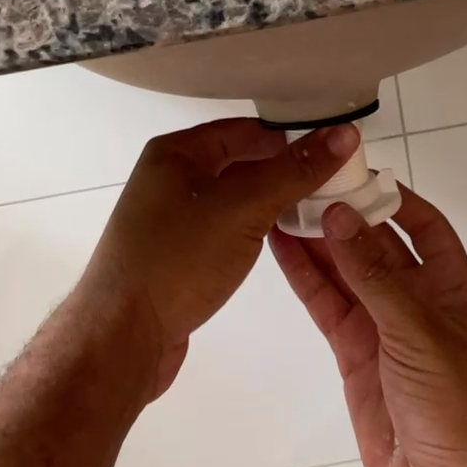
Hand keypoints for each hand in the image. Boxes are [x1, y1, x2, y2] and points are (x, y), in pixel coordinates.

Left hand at [77, 118, 359, 401]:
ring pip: (233, 197)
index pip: (245, 130)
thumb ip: (295, 171)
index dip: (290, 135)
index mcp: (175, 152)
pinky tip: (281, 238)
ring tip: (320, 207)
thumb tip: (344, 133)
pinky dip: (253, 227)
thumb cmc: (178, 259)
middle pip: (239, 161)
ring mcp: (169, 218)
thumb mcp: (243, 208)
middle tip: (337, 179)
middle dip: (285, 169)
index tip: (336, 147)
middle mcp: (169, 177)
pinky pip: (224, 227)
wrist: (122, 337)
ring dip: (271, 200)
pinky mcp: (176, 253)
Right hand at [270, 188, 466, 466]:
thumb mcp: (418, 330)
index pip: (425, 227)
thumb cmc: (463, 411)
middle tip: (306, 185)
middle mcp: (418, 302)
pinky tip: (283, 252)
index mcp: (453, 288)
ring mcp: (384, 328)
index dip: (394, 197)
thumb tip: (341, 216)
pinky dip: (306, 279)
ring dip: (317, 243)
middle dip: (345, 216)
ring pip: (345, 273)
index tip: (355, 173)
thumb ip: (374, 273)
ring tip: (283, 208)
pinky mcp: (356, 354)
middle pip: (377, 245)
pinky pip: (328, 306)